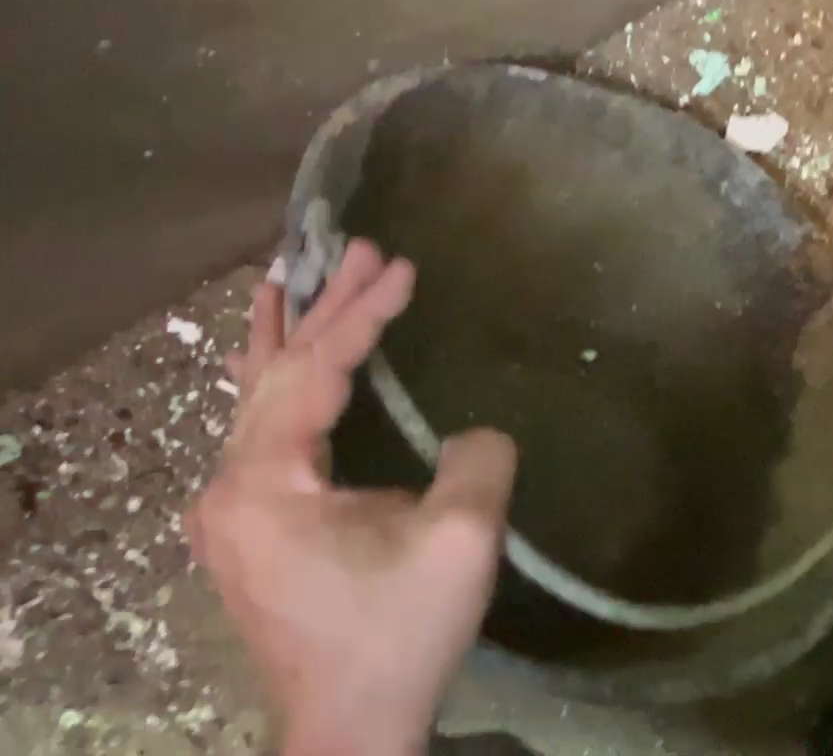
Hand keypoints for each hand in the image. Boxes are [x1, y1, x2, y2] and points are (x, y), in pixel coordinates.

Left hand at [190, 241, 516, 755]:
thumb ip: (477, 459)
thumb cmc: (402, 626)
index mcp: (267, 484)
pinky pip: (262, 424)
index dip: (361, 316)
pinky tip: (280, 354)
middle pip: (274, 373)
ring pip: (256, 396)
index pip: (313, 374)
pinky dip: (279, 375)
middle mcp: (231, 487)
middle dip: (323, 308)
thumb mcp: (461, 537)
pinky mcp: (257, 522)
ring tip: (297, 274)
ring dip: (290, 333)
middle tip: (362, 248)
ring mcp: (236, 507)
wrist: (355, 717)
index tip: (404, 268)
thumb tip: (472, 431)